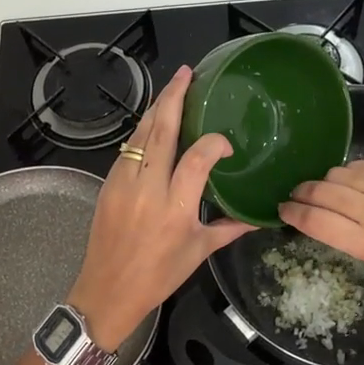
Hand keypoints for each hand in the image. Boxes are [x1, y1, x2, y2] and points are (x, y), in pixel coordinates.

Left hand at [69, 65, 253, 346]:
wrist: (107, 291)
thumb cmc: (157, 276)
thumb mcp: (198, 253)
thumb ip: (228, 228)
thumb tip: (256, 217)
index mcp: (175, 208)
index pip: (197, 158)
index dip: (213, 143)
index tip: (225, 144)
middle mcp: (148, 189)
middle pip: (161, 131)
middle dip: (173, 97)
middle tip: (187, 74)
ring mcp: (123, 183)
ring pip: (140, 134)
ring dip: (156, 109)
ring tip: (172, 90)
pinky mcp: (108, 184)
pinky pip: (128, 149)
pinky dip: (143, 131)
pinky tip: (153, 123)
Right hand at [278, 160, 363, 295]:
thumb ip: (351, 239)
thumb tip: (324, 220)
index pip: (315, 220)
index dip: (292, 214)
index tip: (282, 212)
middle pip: (321, 191)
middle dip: (301, 194)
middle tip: (293, 199)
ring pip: (338, 174)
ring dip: (323, 182)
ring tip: (320, 190)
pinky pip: (362, 166)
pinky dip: (348, 172)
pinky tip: (348, 182)